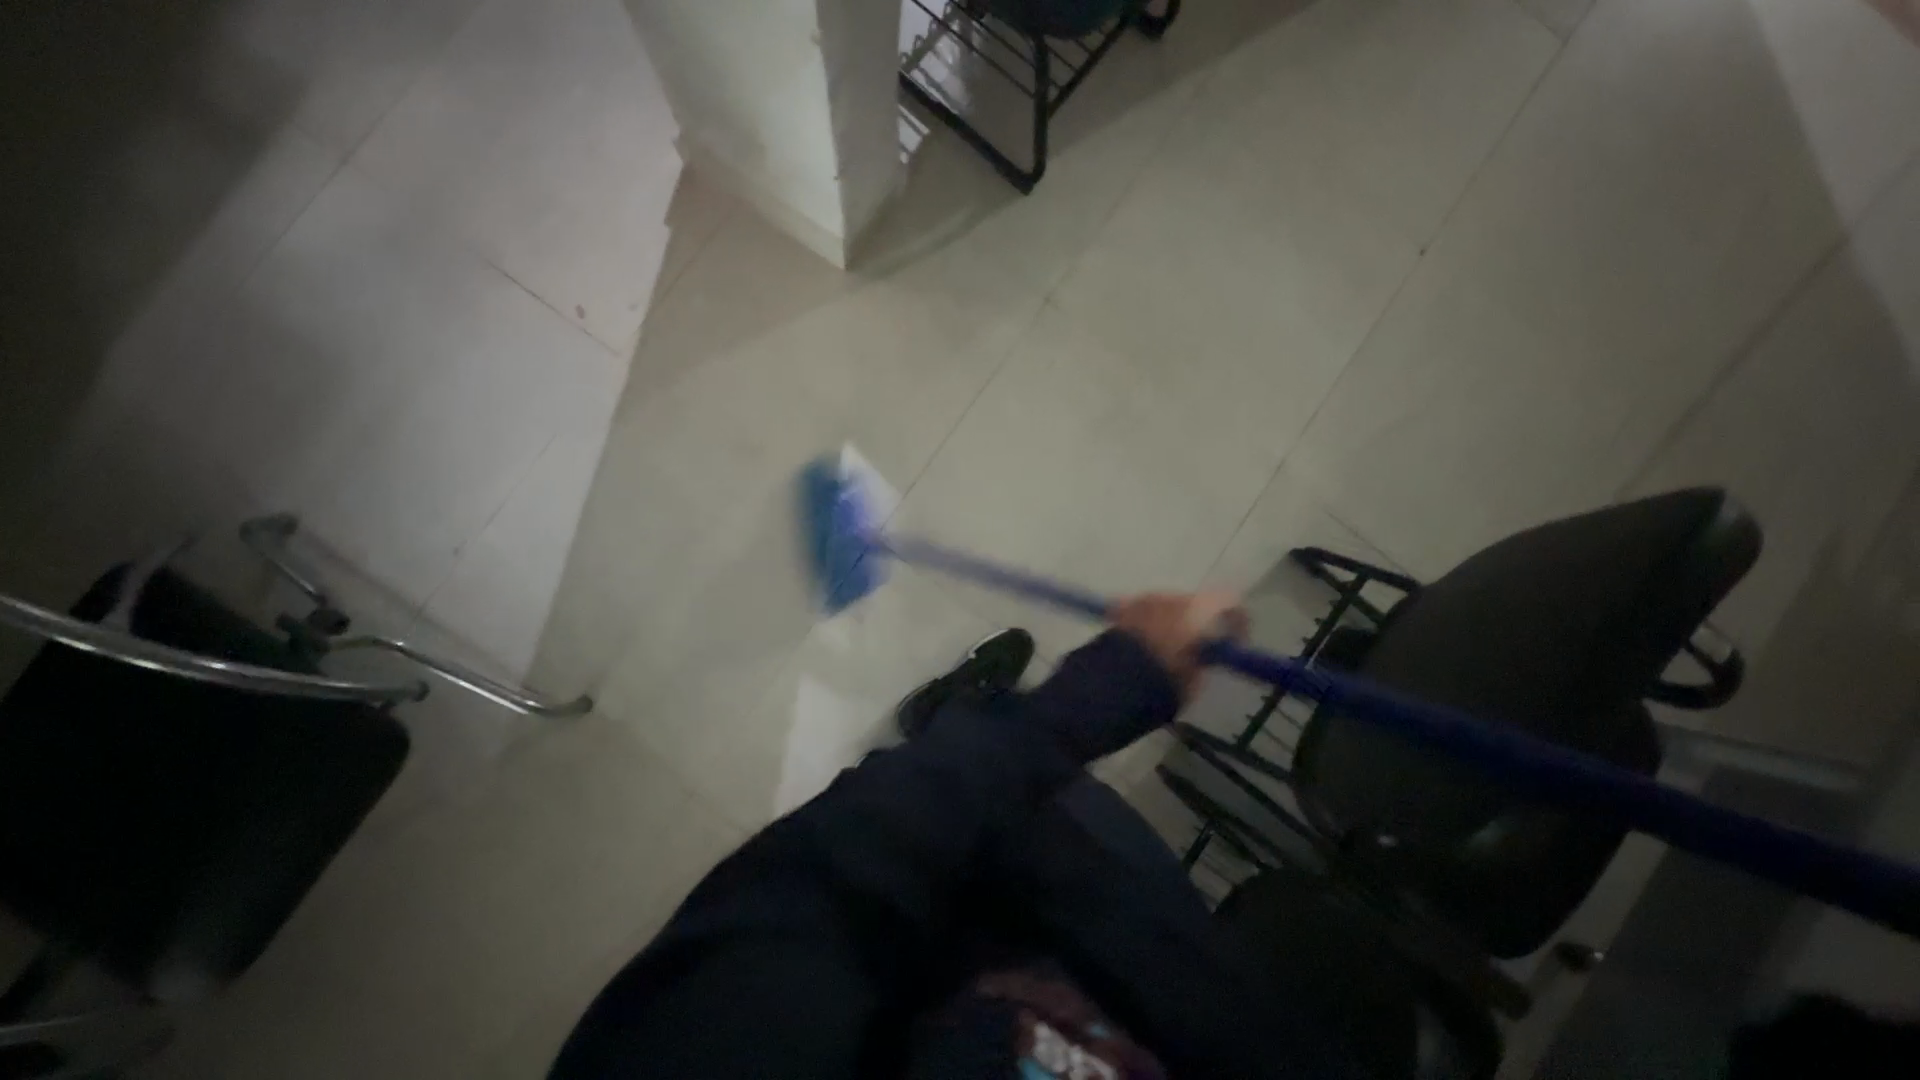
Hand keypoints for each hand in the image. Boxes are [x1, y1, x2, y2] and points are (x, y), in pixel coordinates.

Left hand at [1107, 591, 1249, 699]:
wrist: (1115, 682)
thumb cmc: (1164, 683)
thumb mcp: (1195, 679)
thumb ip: (1203, 659)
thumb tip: (1201, 654)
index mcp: (1198, 612)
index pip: (1230, 602)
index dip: (1238, 620)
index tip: (1236, 642)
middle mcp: (1172, 597)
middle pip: (1195, 603)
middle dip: (1199, 621)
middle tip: (1196, 647)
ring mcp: (1144, 599)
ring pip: (1167, 605)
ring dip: (1172, 620)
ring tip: (1165, 646)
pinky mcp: (1122, 607)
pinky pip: (1143, 610)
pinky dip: (1148, 621)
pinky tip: (1144, 639)